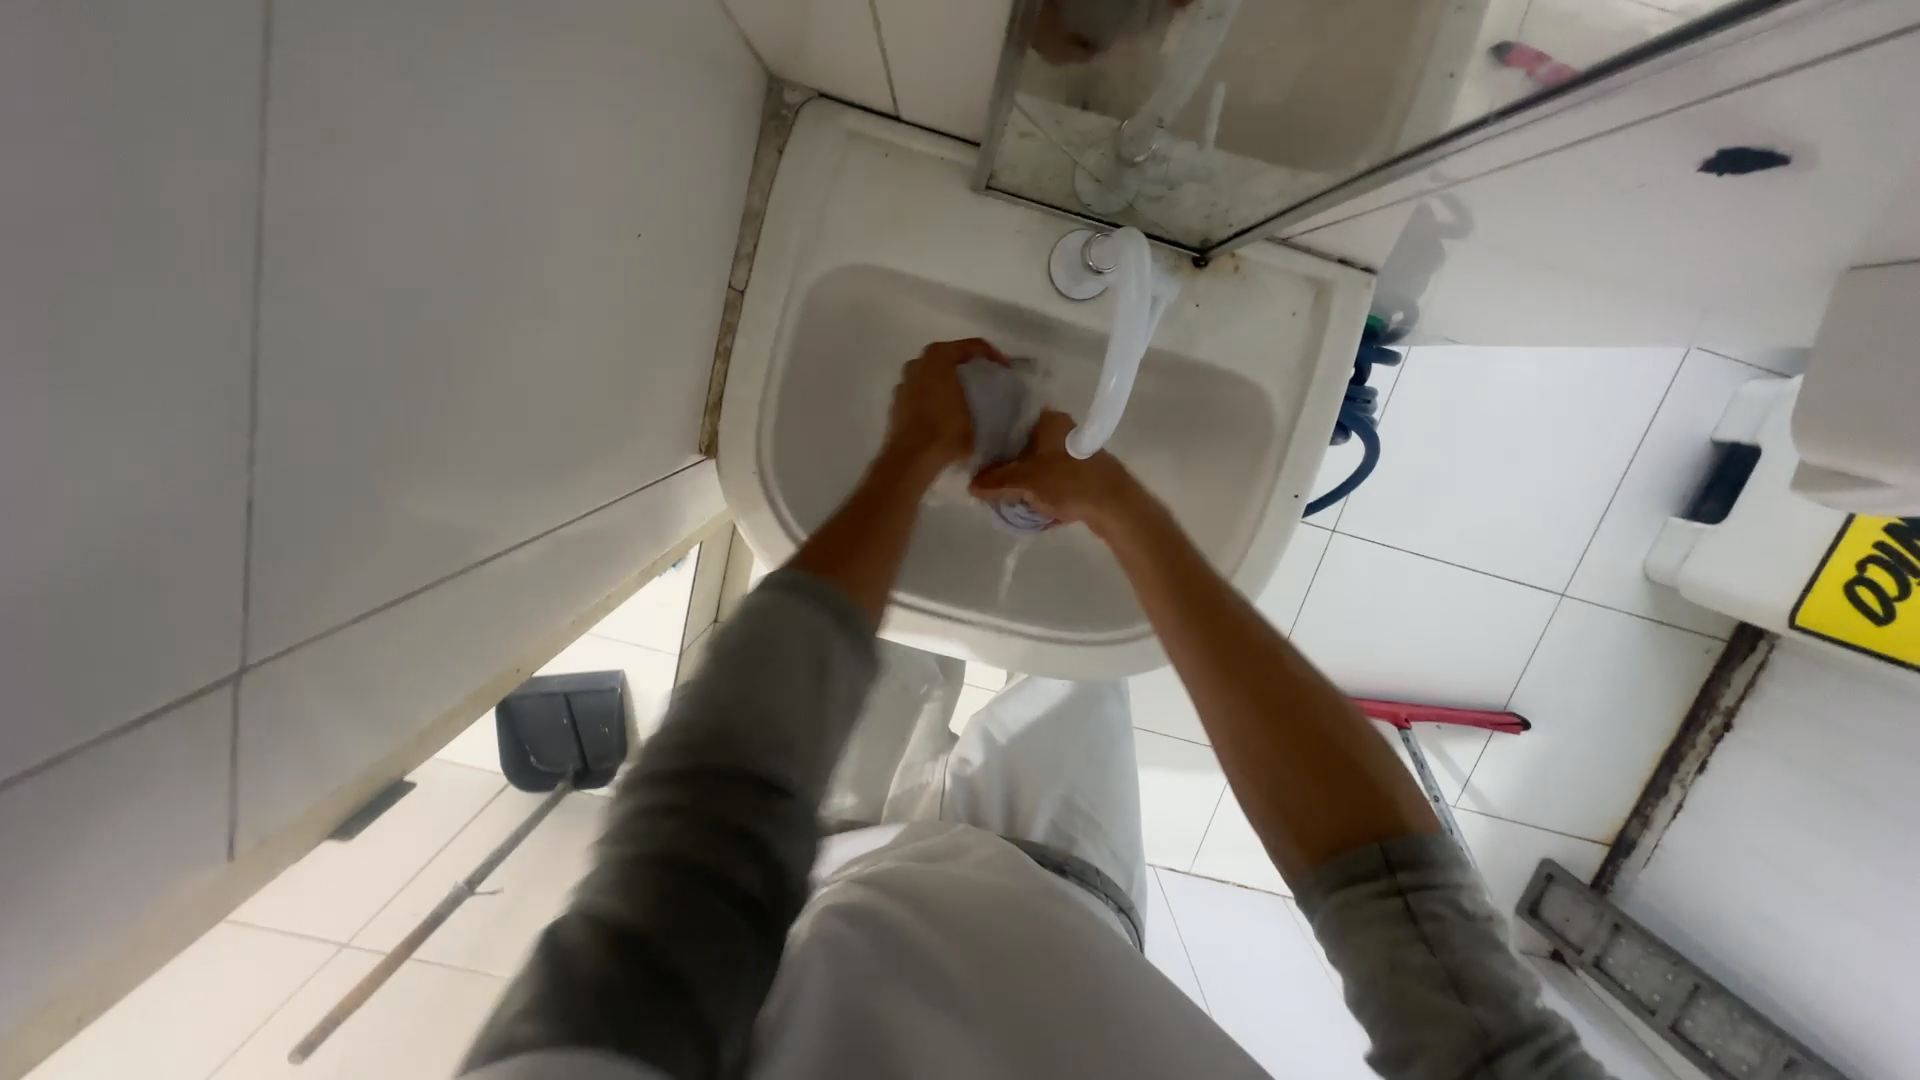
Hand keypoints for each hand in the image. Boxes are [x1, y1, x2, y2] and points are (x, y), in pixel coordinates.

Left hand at [883, 338, 1005, 472]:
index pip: (972, 346)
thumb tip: (987, 407)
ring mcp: (904, 383)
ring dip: (946, 382)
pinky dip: (932, 398)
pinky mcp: (897, 403)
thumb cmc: (947, 431)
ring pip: (931, 375)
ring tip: (962, 397)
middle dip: (965, 365)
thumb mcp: (977, 417)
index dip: (992, 354)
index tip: (1004, 368)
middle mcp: (918, 364)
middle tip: (982, 378)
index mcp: (939, 358)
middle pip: (947, 357)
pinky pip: (920, 393)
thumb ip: (982, 404)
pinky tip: (943, 413)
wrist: (913, 457)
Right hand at [969, 409, 1146, 533]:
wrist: (1114, 506)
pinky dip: (1038, 489)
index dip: (991, 440)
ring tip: (1002, 495)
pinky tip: (1026, 504)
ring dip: (1022, 480)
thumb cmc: (1068, 483)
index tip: (976, 457)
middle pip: (1023, 446)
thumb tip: (972, 485)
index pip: (1011, 423)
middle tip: (986, 481)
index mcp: (1049, 421)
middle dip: (1005, 465)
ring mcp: (1074, 453)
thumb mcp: (1025, 482)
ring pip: (1037, 464)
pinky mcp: (1081, 473)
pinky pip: (1051, 479)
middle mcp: (1062, 431)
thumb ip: (996, 482)